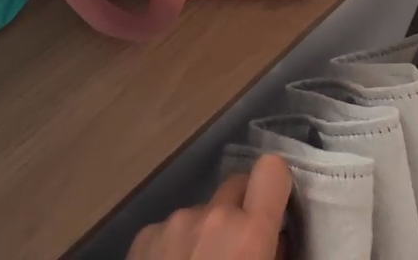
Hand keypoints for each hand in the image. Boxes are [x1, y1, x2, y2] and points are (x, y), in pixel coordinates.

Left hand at [128, 153, 291, 259]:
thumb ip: (274, 250)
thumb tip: (275, 238)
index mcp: (249, 231)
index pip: (272, 168)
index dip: (276, 183)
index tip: (276, 206)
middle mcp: (213, 215)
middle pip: (235, 185)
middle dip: (240, 209)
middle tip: (237, 247)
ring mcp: (173, 222)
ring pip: (201, 211)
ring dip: (206, 230)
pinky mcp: (142, 237)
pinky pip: (169, 228)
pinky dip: (174, 245)